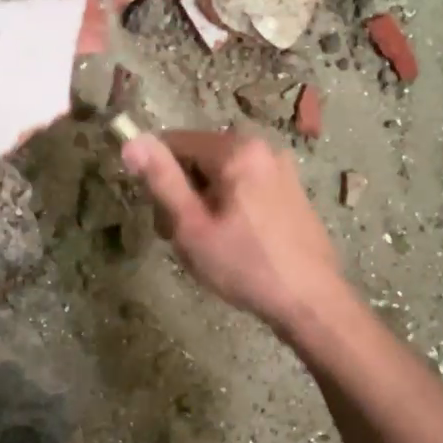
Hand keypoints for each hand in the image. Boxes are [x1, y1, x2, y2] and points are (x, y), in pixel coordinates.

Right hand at [122, 129, 351, 333]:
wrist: (311, 302)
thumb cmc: (243, 264)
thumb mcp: (189, 224)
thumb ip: (160, 179)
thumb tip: (131, 140)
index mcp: (236, 150)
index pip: (171, 142)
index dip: (156, 176)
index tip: (163, 214)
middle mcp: (262, 147)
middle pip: (195, 157)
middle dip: (181, 191)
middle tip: (182, 235)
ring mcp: (280, 168)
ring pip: (217, 174)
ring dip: (201, 201)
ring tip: (206, 242)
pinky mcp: (289, 189)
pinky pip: (241, 185)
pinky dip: (226, 205)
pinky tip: (232, 240)